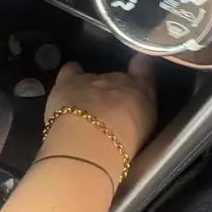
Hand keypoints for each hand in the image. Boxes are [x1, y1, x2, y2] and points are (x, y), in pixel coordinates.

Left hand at [39, 57, 157, 173]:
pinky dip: (70, 77)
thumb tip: (131, 115)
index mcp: (142, 90)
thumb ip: (138, 117)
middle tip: (104, 114)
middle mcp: (119, 79)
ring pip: (93, 78)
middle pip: (116, 79)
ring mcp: (93, 78)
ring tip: (82, 110)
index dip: (140, 66)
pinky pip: (70, 71)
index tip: (137, 69)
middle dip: (110, 92)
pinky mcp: (69, 81)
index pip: (145, 67)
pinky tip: (67, 89)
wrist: (90, 142)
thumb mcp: (143, 133)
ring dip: (88, 91)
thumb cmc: (123, 145)